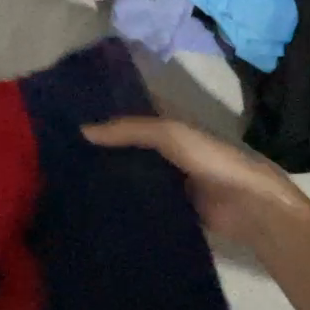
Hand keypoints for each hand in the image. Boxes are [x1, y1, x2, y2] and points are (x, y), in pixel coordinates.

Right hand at [84, 117, 309, 245]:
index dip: (106, 103)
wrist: (250, 206)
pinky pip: (140, 198)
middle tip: (60, 141)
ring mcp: (168, 175)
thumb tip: (82, 130)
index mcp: (169, 119)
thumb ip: (128, 130)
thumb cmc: (211, 158)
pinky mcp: (170, 205)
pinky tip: (93, 200)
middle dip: (102, 139)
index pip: (132, 105)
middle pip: (128, 139)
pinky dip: (121, 198)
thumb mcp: (169, 133)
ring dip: (109, 170)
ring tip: (67, 171)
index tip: (70, 105)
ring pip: (132, 168)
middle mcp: (166, 144)